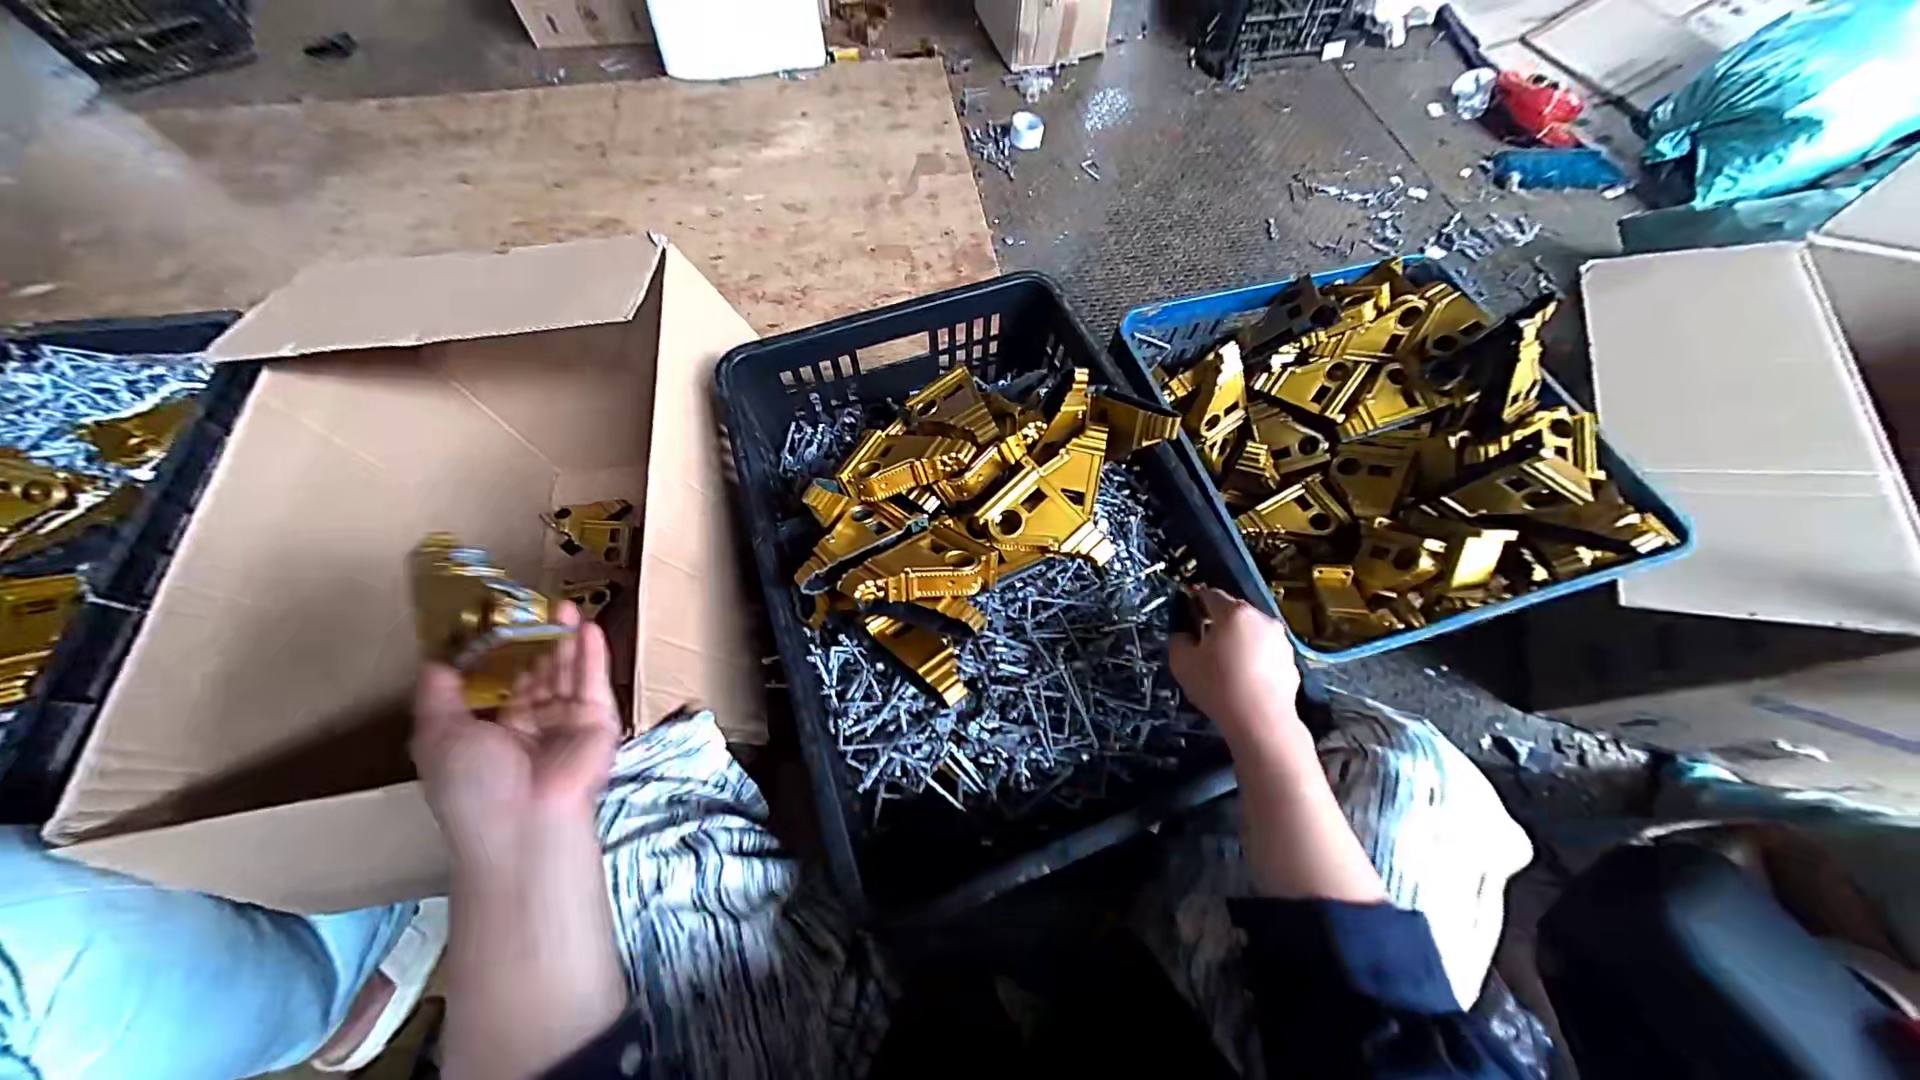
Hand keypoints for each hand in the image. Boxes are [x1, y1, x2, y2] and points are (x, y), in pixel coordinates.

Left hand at [411, 602, 621, 862]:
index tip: (507, 625)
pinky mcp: (599, 720)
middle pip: (544, 674)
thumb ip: (438, 698)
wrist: (523, 819)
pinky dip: (593, 655)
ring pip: (570, 673)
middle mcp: (538, 724)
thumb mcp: (438, 738)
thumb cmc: (474, 785)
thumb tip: (434, 664)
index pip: (510, 685)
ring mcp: (570, 721)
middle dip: (543, 642)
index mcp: (500, 732)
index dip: (509, 655)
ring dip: (569, 640)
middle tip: (541, 610)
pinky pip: (594, 682)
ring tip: (566, 608)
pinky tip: (589, 629)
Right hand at [1168, 587, 1304, 753]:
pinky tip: (1246, 679)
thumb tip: (1185, 636)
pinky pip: (1267, 652)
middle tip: (1204, 643)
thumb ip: (1178, 640)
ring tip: (1227, 664)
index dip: (1196, 600)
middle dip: (1219, 622)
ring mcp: (1281, 640)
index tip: (1187, 613)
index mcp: (1234, 613)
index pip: (1210, 594)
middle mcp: (1261, 619)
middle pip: (1234, 612)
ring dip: (1239, 640)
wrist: (1261, 721)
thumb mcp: (1181, 662)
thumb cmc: (1217, 685)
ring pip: (1253, 632)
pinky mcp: (1291, 661)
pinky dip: (1255, 658)